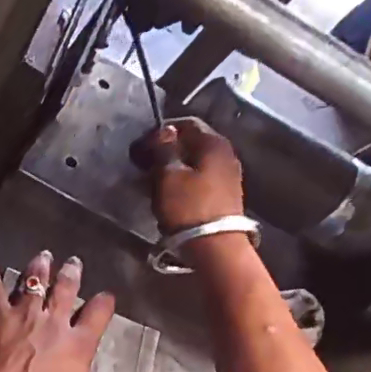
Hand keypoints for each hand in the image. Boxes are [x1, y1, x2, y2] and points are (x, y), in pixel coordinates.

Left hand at [0, 251, 144, 371]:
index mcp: (77, 345)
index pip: (98, 315)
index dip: (104, 303)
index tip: (106, 296)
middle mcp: (52, 323)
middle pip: (65, 289)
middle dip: (71, 274)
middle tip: (73, 262)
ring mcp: (21, 316)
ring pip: (32, 282)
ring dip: (38, 268)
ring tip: (41, 258)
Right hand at [136, 117, 243, 234]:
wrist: (216, 248)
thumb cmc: (189, 208)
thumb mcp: (168, 176)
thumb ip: (163, 150)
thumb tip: (163, 131)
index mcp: (214, 143)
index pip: (185, 124)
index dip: (161, 132)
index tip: (141, 147)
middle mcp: (226, 154)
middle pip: (191, 145)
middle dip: (167, 152)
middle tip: (144, 166)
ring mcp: (228, 177)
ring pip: (195, 164)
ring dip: (174, 171)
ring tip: (153, 184)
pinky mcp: (225, 198)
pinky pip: (199, 182)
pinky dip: (183, 184)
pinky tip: (170, 197)